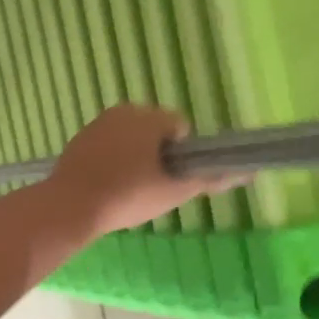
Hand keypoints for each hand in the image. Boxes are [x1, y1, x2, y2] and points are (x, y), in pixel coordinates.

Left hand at [42, 105, 238, 237]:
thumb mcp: (175, 191)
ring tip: (124, 190)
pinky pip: (103, 150)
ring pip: (126, 141)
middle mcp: (120, 112)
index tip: (169, 178)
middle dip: (154, 155)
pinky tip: (104, 187)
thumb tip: (249, 173)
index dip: (179, 155)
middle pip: (151, 132)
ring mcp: (93, 126)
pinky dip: (108, 164)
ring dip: (131, 159)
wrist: (68, 207)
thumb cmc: (127, 196)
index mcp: (148, 115)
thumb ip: (211, 179)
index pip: (178, 127)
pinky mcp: (75, 144)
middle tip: (148, 187)